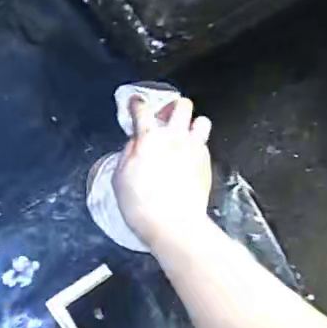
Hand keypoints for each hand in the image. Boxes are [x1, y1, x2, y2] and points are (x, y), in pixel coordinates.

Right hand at [113, 94, 213, 251]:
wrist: (172, 224)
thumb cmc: (140, 204)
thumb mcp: (120, 177)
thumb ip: (129, 153)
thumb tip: (135, 143)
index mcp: (148, 138)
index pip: (142, 109)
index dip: (136, 103)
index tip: (135, 103)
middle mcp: (174, 137)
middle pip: (181, 105)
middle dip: (171, 107)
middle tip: (164, 118)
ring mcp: (194, 148)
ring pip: (201, 120)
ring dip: (191, 124)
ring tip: (182, 135)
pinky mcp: (206, 162)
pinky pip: (204, 143)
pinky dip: (196, 145)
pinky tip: (187, 157)